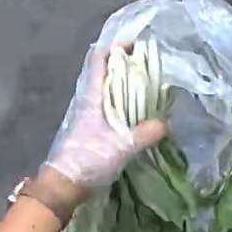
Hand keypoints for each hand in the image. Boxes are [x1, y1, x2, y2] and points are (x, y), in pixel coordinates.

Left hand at [41, 44, 166, 204]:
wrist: (65, 185)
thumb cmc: (87, 160)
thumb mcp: (120, 146)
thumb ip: (144, 133)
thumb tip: (166, 124)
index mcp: (92, 96)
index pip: (100, 59)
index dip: (117, 47)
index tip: (139, 46)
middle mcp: (90, 101)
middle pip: (108, 72)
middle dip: (129, 66)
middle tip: (153, 67)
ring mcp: (91, 115)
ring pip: (111, 91)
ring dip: (128, 86)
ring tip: (152, 87)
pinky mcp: (95, 129)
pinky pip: (113, 109)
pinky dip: (127, 105)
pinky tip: (142, 113)